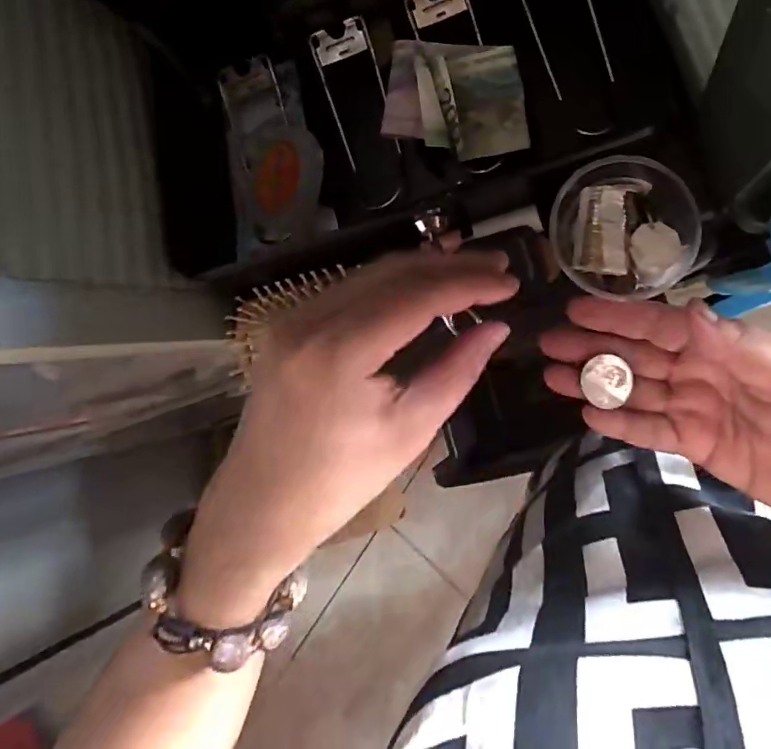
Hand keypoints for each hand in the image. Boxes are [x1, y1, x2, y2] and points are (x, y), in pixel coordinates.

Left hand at [178, 250, 516, 622]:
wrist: (260, 506)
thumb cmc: (341, 481)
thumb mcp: (411, 430)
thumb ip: (457, 370)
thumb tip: (497, 326)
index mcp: (340, 352)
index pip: (417, 295)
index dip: (469, 283)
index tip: (510, 282)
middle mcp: (311, 319)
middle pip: (395, 271)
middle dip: (452, 265)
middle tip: (500, 267)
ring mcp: (295, 315)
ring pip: (374, 271)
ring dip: (427, 267)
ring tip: (474, 269)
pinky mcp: (291, 320)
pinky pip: (354, 286)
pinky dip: (397, 280)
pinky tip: (428, 283)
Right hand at [539, 297, 770, 578]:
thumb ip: (739, 347)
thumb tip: (688, 313)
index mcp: (724, 346)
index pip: (661, 326)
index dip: (619, 317)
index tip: (577, 308)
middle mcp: (702, 370)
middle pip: (637, 355)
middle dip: (594, 346)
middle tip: (547, 342)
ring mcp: (695, 408)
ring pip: (636, 390)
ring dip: (596, 383)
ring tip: (552, 376)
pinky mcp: (695, 444)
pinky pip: (650, 430)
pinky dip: (620, 423)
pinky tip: (588, 416)